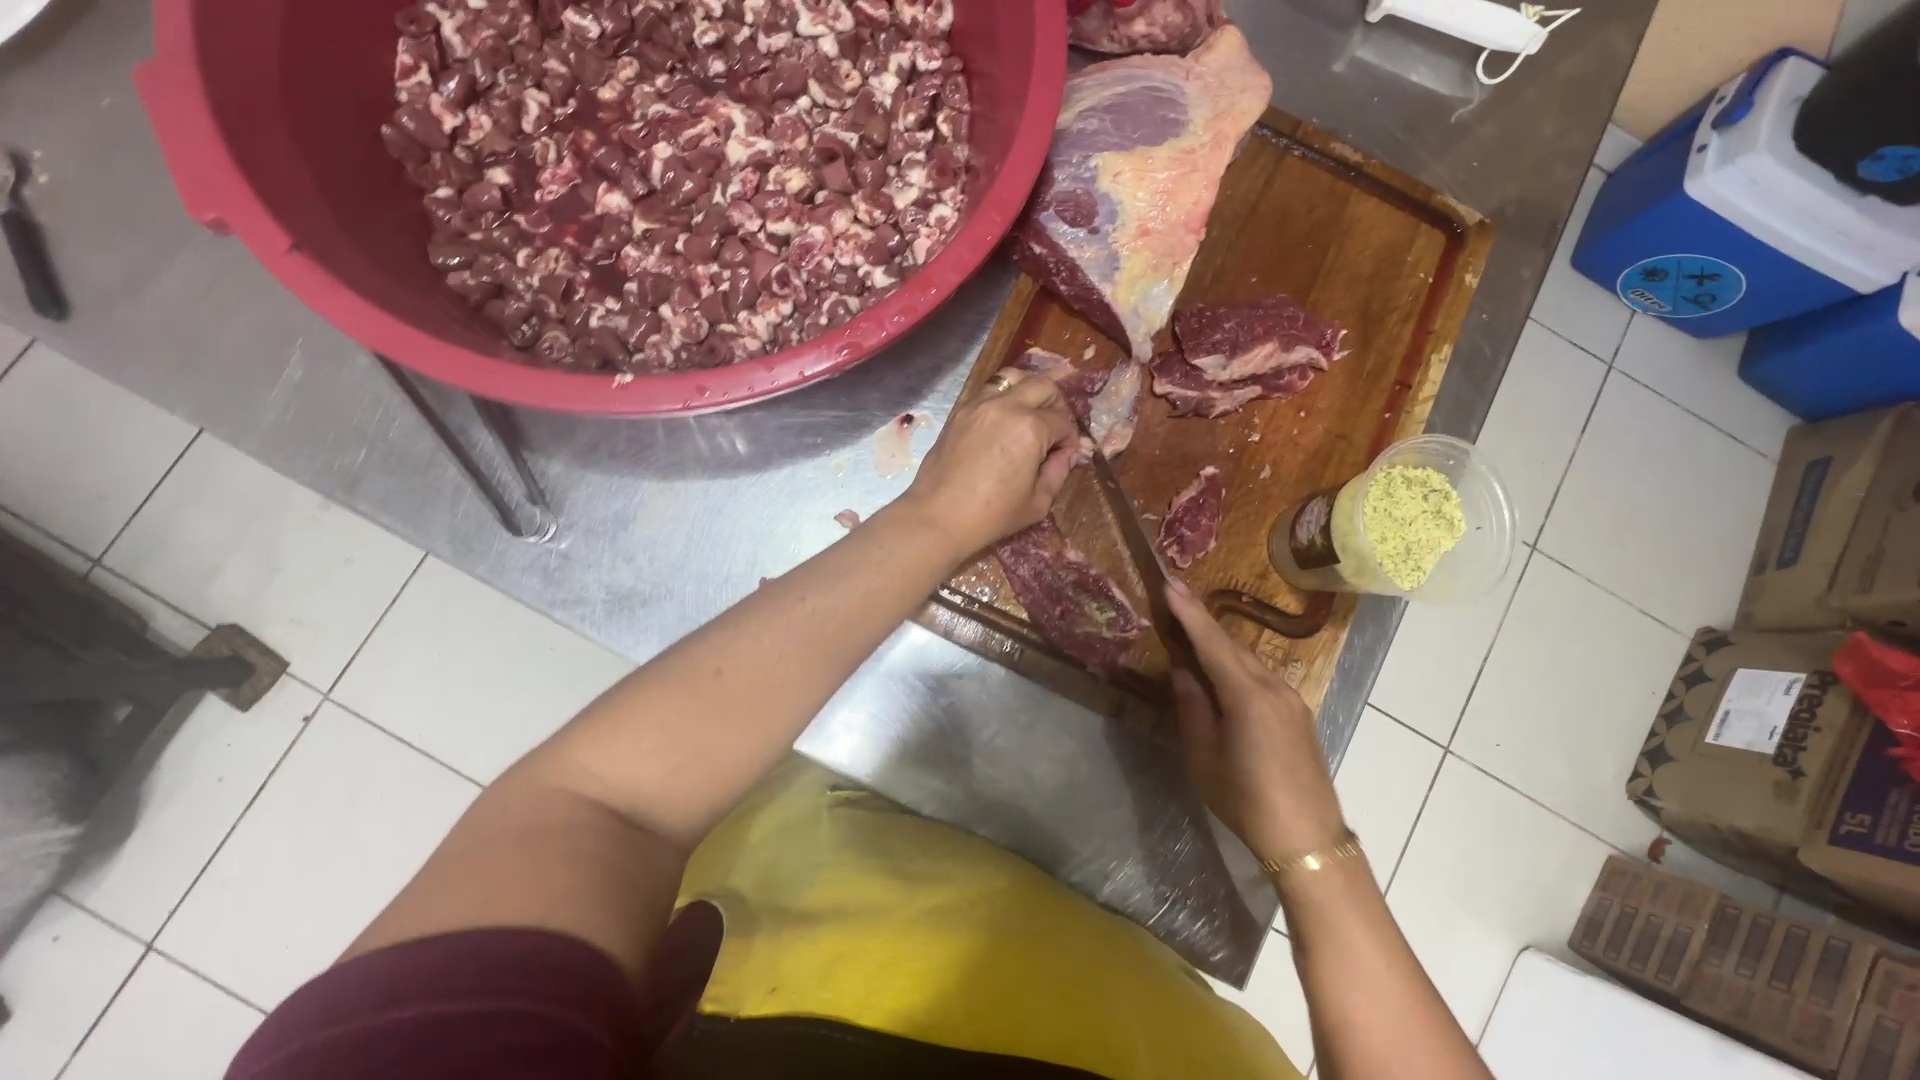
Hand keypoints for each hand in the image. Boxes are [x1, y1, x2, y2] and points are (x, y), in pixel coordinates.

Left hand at [897, 368, 1080, 559]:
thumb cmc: (992, 516)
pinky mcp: (960, 412)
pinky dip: (1003, 398)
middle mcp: (1006, 406)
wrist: (938, 517)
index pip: (1062, 421)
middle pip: (1043, 385)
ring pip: (1013, 378)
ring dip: (1028, 391)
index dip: (1069, 439)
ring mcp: (979, 405)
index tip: (1065, 455)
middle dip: (1056, 404)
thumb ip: (1058, 472)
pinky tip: (1003, 422)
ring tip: (1030, 415)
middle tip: (1054, 428)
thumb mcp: (1038, 502)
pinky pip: (988, 391)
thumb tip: (1067, 454)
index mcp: (1030, 428)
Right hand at [1166, 580, 1346, 863]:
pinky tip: (1223, 676)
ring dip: (1221, 647)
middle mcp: (1274, 687)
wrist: (1307, 839)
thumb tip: (1183, 672)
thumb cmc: (1246, 800)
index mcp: (1247, 695)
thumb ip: (1192, 708)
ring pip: (1250, 662)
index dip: (1189, 612)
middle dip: (1203, 625)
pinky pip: (1262, 678)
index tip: (1170, 583)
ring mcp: (1292, 700)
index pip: (1212, 642)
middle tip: (1174, 605)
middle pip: (1233, 647)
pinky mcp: (1299, 716)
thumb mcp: (1204, 757)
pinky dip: (1238, 668)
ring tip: (1192, 638)